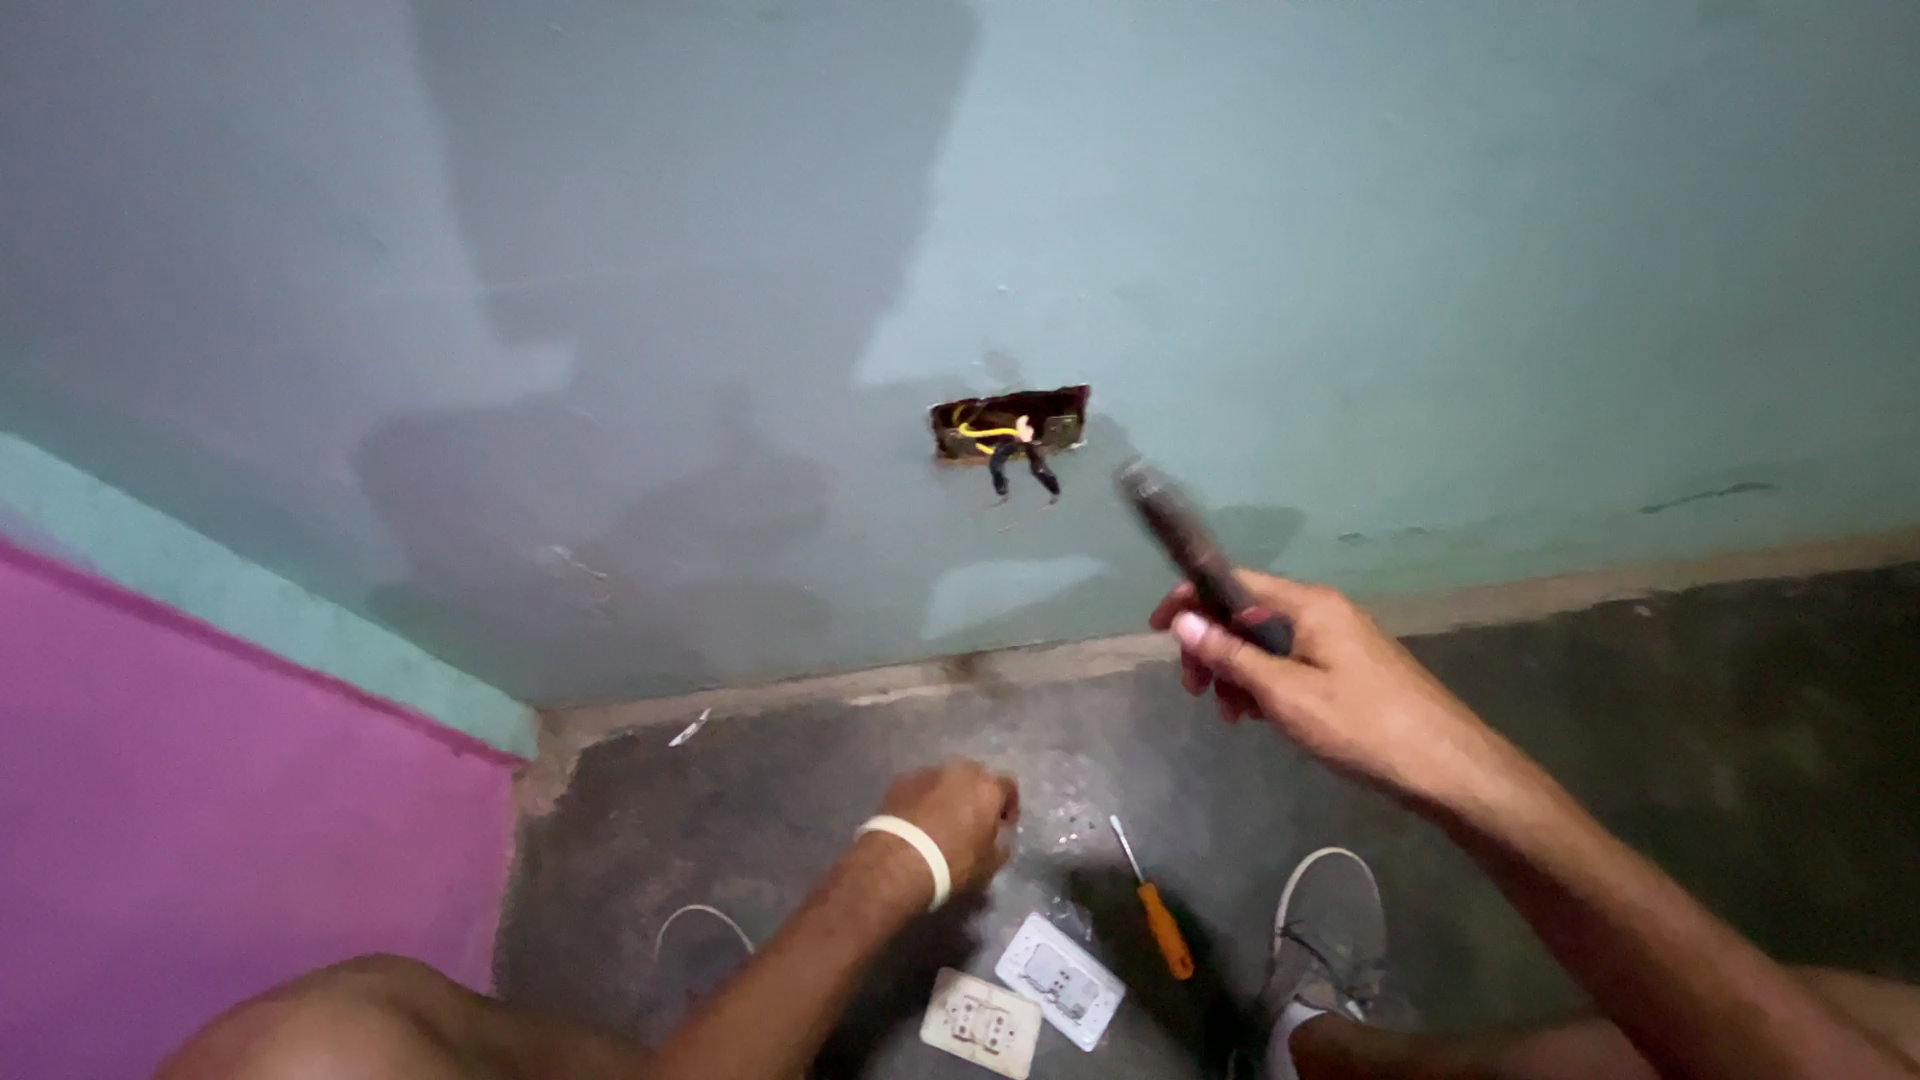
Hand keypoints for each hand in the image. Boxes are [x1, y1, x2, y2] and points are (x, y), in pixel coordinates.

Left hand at [875, 760, 1019, 893]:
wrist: (900, 860)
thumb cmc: (953, 863)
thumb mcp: (989, 864)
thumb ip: (1001, 845)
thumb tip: (1000, 838)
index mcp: (988, 787)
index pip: (1008, 786)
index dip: (1008, 805)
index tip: (1003, 824)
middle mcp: (961, 770)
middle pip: (976, 776)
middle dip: (977, 794)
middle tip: (973, 818)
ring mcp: (929, 771)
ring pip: (946, 778)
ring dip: (949, 793)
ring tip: (942, 818)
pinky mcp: (902, 780)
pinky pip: (921, 786)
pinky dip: (924, 797)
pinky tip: (918, 818)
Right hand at [1150, 571, 1524, 806]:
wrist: (1450, 770)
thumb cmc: (1361, 725)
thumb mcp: (1283, 692)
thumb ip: (1230, 654)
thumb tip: (1182, 619)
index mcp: (1307, 604)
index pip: (1232, 581)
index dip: (1189, 599)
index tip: (1158, 630)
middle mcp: (1321, 611)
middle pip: (1245, 613)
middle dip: (1211, 646)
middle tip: (1194, 688)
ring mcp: (1336, 639)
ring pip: (1265, 642)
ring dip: (1236, 672)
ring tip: (1229, 714)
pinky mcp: (1346, 667)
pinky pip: (1289, 662)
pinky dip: (1265, 684)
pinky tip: (1258, 716)